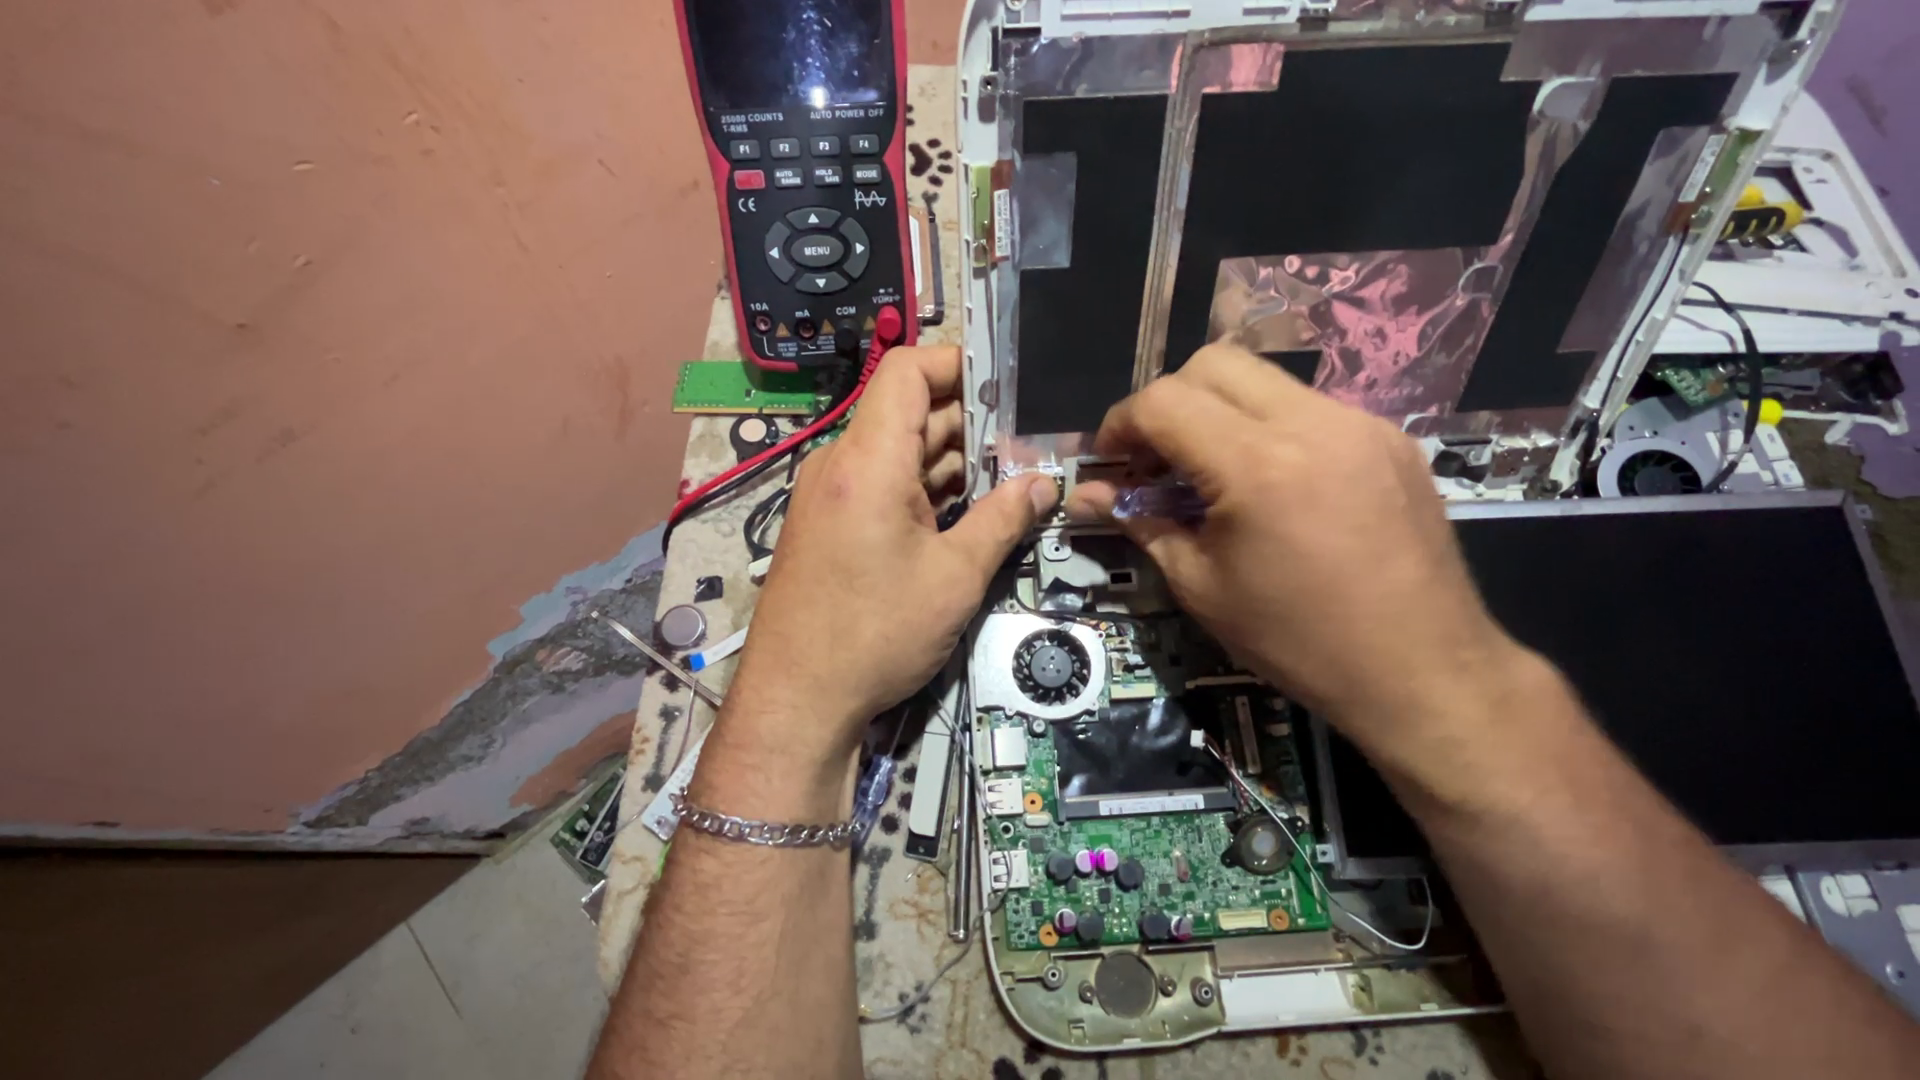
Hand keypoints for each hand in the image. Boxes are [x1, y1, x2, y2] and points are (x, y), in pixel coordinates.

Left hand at [725, 345, 1057, 769]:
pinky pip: (881, 486)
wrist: (796, 700)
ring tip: (1009, 479)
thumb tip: (1043, 485)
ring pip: (898, 453)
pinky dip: (923, 490)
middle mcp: (841, 466)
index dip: (957, 364)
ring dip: (950, 461)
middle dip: (970, 423)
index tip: (1006, 385)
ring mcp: (831, 496)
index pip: (906, 372)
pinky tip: (966, 512)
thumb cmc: (875, 635)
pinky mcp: (830, 526)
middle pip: (908, 413)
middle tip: (1028, 443)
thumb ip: (1003, 521)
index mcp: (867, 461)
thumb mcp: (954, 578)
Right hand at [1065, 345, 1524, 759]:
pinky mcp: (1390, 437)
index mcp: (1258, 466)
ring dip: (1219, 410)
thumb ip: (1142, 523)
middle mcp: (1313, 424)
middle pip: (1213, 364)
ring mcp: (1360, 424)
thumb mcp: (1201, 586)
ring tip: (1211, 472)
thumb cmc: (1298, 641)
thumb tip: (1089, 494)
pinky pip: (1309, 407)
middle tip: (1156, 460)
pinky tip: (1270, 483)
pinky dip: (1269, 427)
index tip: (1111, 462)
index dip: (1120, 424)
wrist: (1422, 670)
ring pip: (1264, 378)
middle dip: (1168, 403)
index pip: (1164, 401)